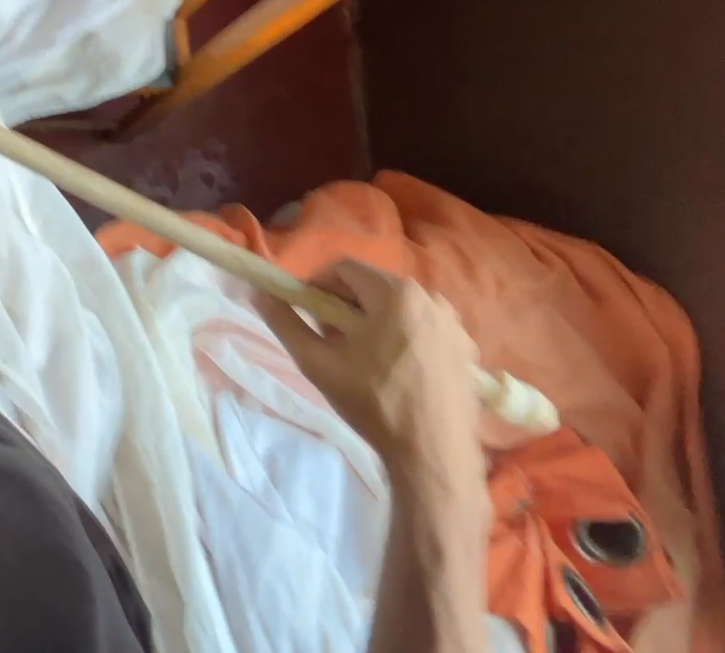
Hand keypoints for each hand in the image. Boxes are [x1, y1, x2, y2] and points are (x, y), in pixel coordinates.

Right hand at [258, 259, 482, 472]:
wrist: (433, 455)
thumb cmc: (372, 402)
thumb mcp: (316, 361)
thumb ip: (284, 322)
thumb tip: (258, 293)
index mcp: (396, 294)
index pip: (343, 269)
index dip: (317, 286)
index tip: (307, 316)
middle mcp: (431, 299)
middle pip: (372, 287)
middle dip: (344, 306)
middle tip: (330, 341)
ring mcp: (454, 324)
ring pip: (397, 307)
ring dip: (372, 321)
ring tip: (361, 359)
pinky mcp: (466, 349)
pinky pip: (421, 327)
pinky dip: (401, 337)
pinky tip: (393, 371)